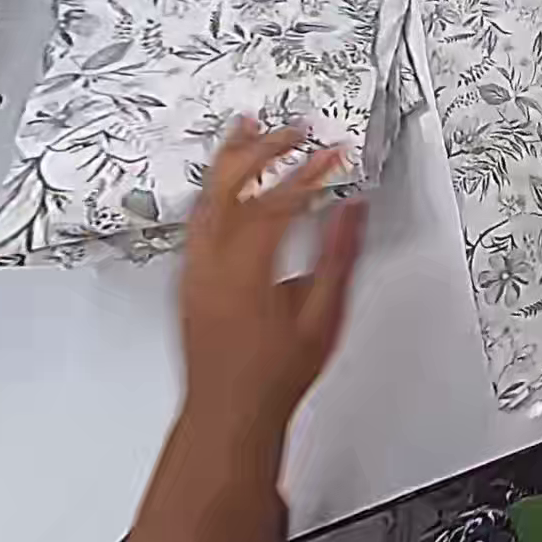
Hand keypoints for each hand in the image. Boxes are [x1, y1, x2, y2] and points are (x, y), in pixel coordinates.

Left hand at [179, 118, 366, 431]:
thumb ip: (339, 255)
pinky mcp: (188, 277)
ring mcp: (192, 271)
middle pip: (229, 190)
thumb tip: (353, 208)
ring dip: (228, 160)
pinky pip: (197, 219)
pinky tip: (225, 178)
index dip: (310, 173)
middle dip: (263, 151)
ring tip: (246, 129)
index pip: (278, 204)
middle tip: (292, 130)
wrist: (227, 412)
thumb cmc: (273, 373)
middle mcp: (209, 266)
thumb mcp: (323, 314)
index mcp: (245, 273)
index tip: (334, 154)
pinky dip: (214, 187)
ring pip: (204, 200)